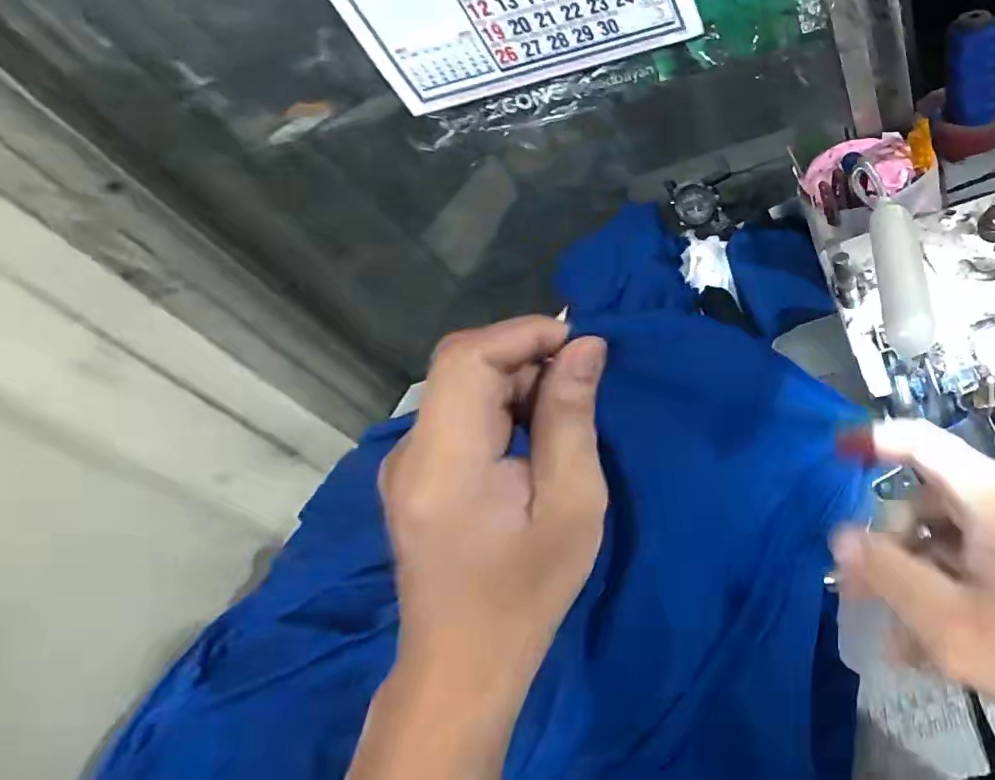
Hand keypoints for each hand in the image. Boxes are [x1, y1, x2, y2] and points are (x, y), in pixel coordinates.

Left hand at [382, 316, 607, 680]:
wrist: (467, 661)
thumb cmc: (528, 588)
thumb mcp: (572, 502)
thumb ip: (572, 416)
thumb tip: (585, 345)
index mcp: (443, 462)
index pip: (466, 358)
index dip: (523, 333)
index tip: (581, 345)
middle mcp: (411, 452)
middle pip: (464, 365)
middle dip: (529, 356)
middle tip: (585, 383)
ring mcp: (408, 462)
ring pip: (464, 383)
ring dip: (521, 380)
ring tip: (568, 413)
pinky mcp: (419, 471)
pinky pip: (463, 410)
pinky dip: (506, 403)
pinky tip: (539, 434)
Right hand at [830, 421, 994, 738]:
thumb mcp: (952, 624)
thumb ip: (889, 575)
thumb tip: (840, 535)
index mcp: (985, 492)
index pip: (917, 440)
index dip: (871, 440)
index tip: (833, 453)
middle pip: (923, 497)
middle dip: (886, 542)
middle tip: (855, 592)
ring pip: (943, 535)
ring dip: (913, 575)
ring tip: (895, 635)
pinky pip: (969, 557)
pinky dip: (943, 587)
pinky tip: (929, 642)